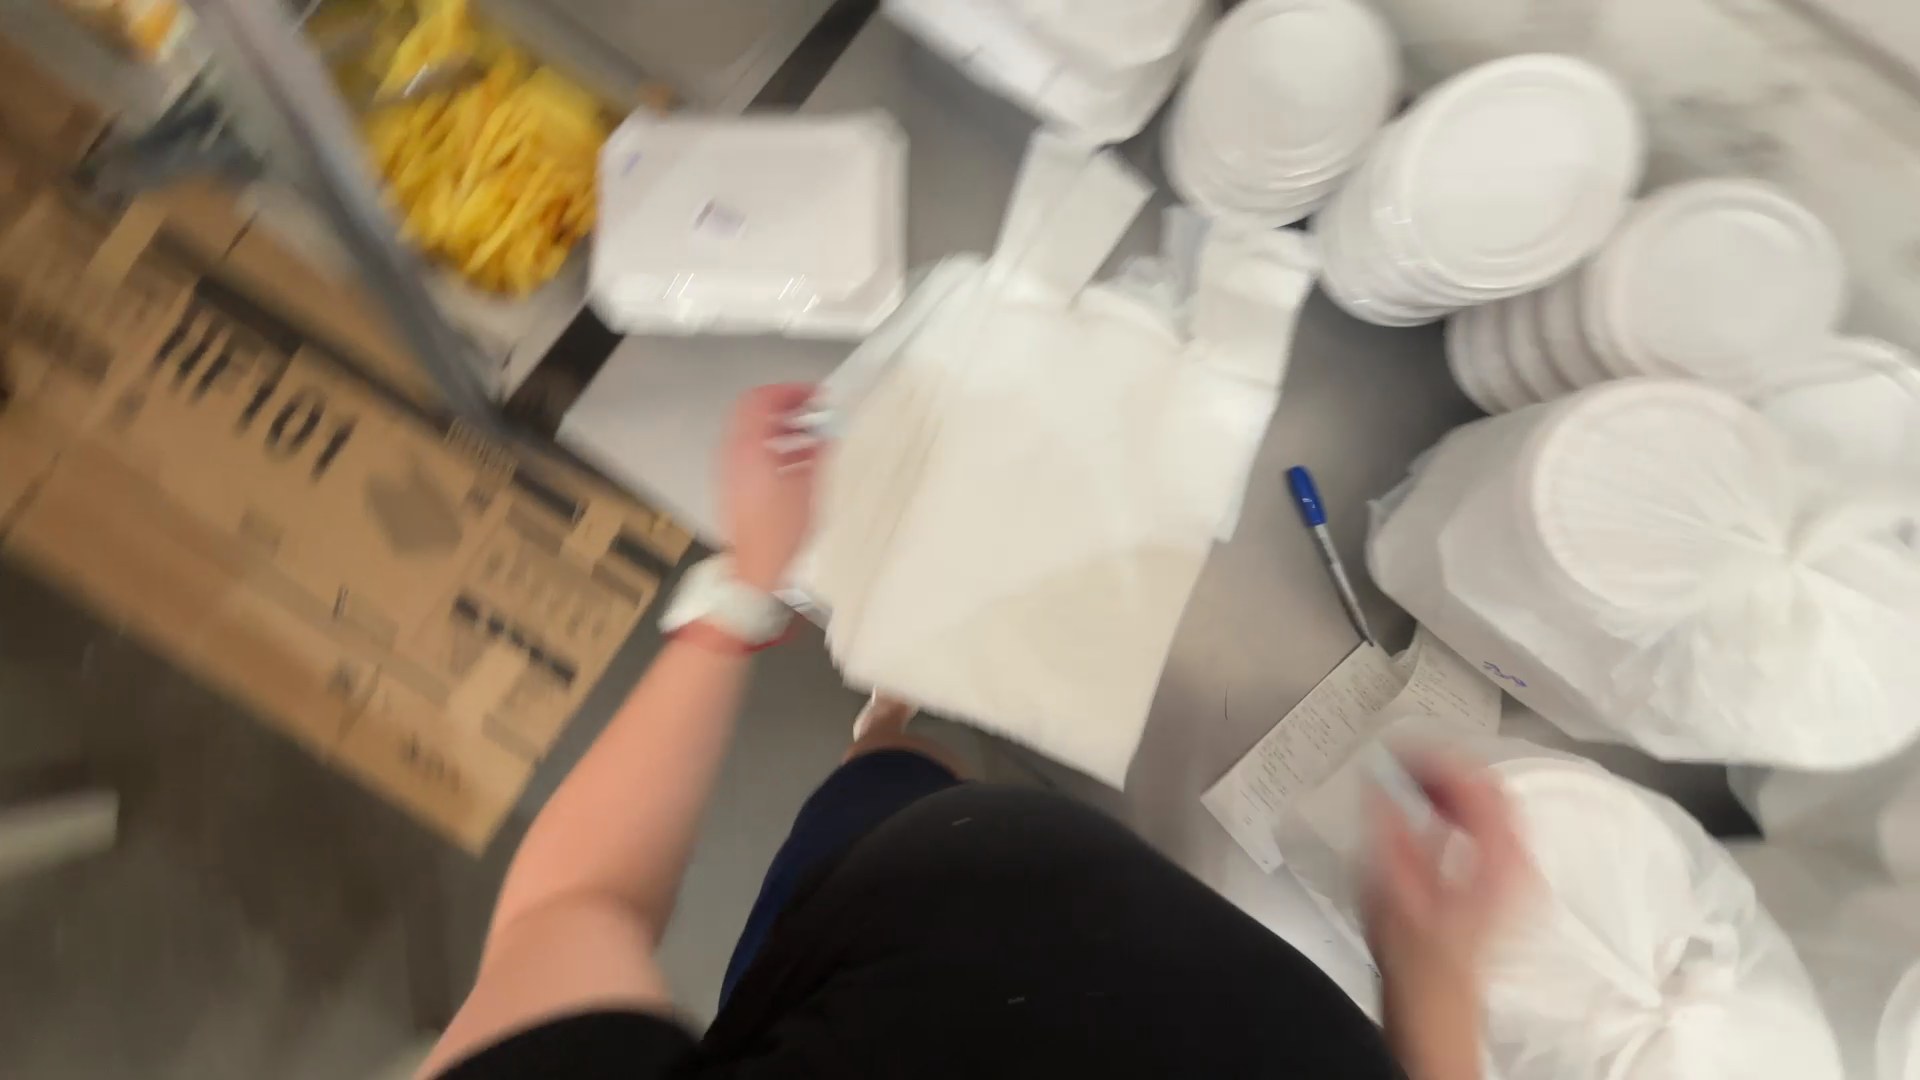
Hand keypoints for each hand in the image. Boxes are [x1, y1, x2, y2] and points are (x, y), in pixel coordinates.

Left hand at [724, 384, 821, 591]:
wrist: (756, 568)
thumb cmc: (778, 533)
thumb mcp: (808, 487)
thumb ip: (818, 452)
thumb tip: (827, 432)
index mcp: (749, 449)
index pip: (762, 400)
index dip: (790, 391)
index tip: (814, 396)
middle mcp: (734, 454)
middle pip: (755, 413)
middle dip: (787, 407)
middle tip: (813, 410)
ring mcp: (732, 469)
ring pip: (755, 433)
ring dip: (783, 428)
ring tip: (812, 434)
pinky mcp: (736, 485)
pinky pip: (754, 453)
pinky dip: (776, 446)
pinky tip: (801, 459)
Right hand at [1365, 752, 1531, 1079]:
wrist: (1435, 994)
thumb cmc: (1412, 949)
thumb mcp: (1388, 882)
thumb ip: (1387, 825)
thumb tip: (1379, 780)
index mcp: (1494, 863)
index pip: (1479, 786)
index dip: (1437, 756)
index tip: (1401, 747)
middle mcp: (1517, 864)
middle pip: (1493, 788)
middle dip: (1444, 764)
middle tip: (1403, 757)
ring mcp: (1516, 870)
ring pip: (1493, 800)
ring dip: (1450, 780)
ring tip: (1410, 774)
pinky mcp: (1506, 876)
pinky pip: (1490, 818)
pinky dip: (1457, 801)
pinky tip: (1428, 802)